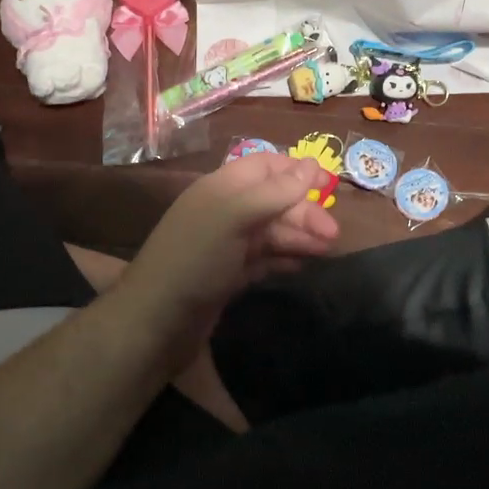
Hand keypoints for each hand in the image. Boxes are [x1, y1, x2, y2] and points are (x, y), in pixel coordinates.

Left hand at [117, 153, 339, 330]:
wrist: (155, 322)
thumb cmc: (195, 260)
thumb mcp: (235, 218)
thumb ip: (274, 192)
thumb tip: (311, 165)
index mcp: (222, 188)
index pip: (265, 166)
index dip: (297, 171)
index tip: (329, 184)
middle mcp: (224, 211)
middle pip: (274, 201)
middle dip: (305, 212)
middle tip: (333, 234)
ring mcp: (226, 245)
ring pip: (272, 231)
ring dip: (300, 236)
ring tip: (327, 251)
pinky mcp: (228, 275)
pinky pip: (263, 259)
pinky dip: (284, 259)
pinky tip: (303, 266)